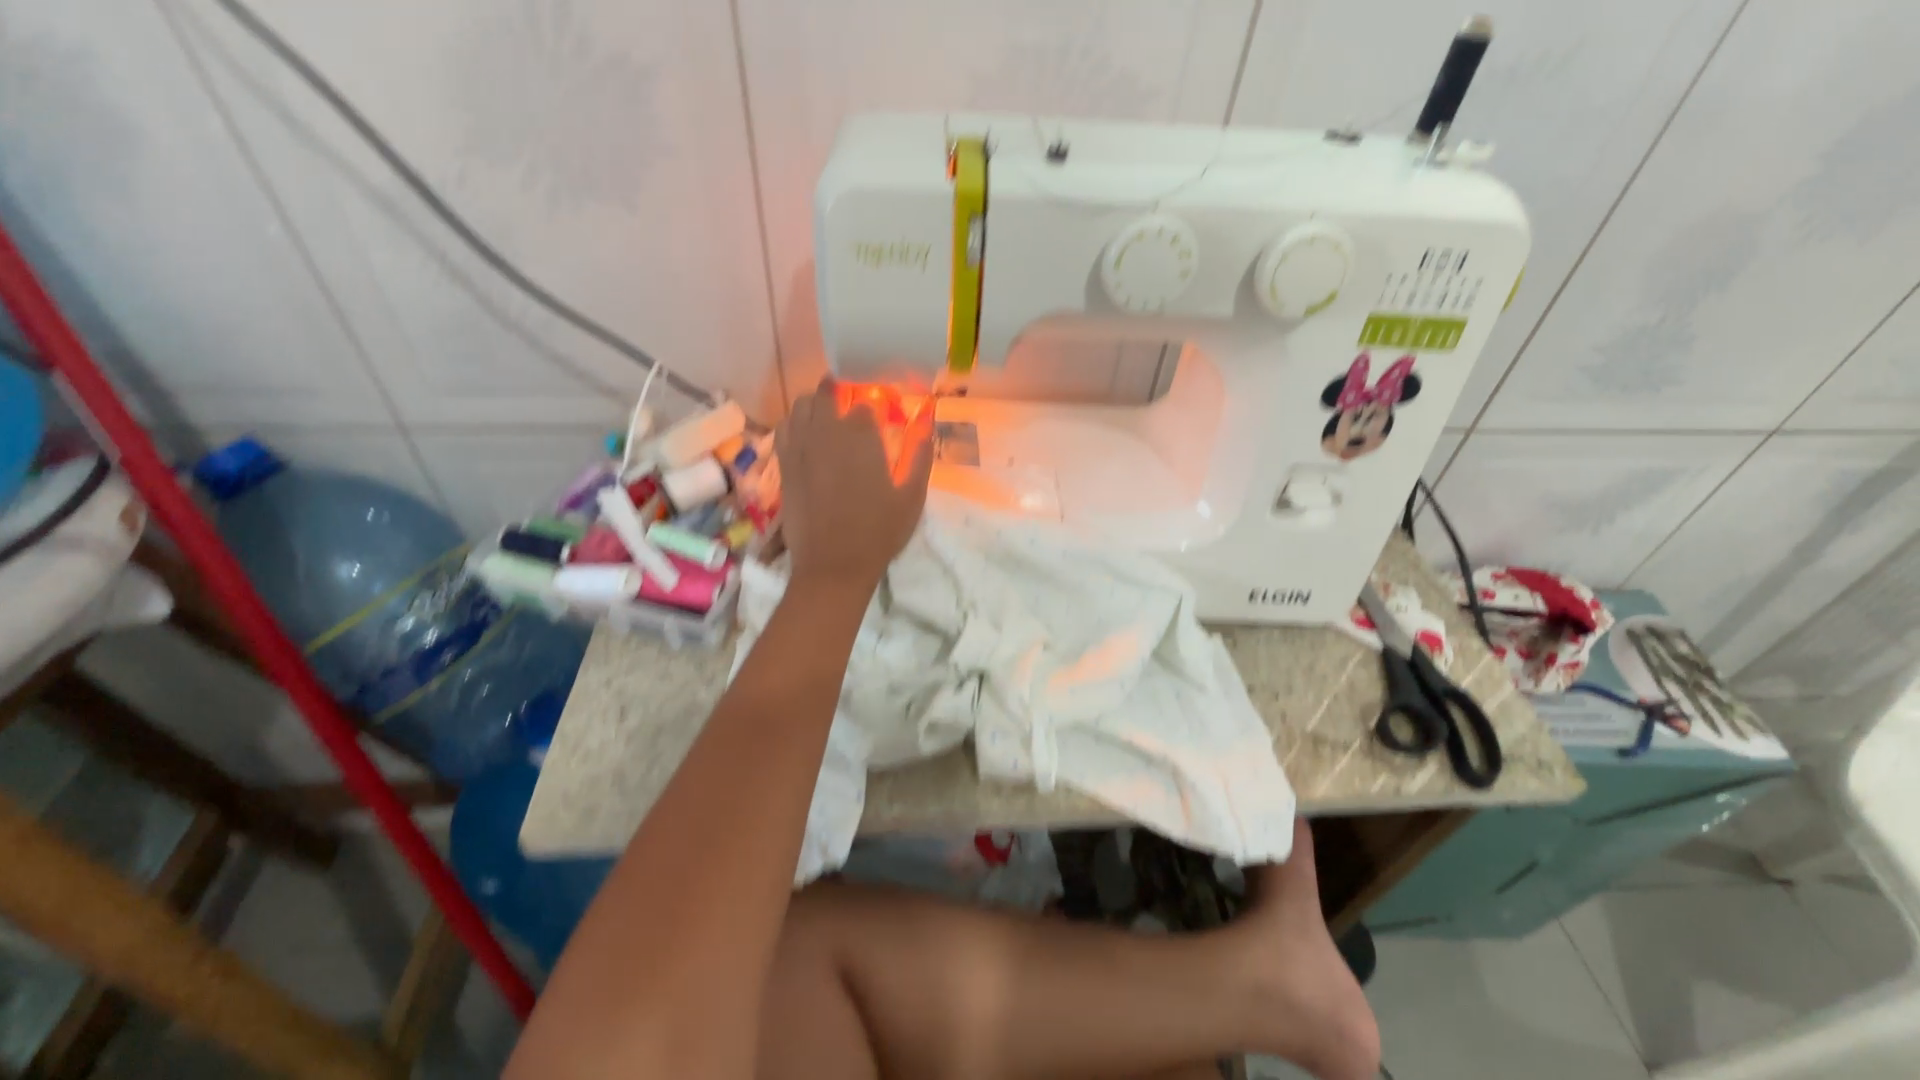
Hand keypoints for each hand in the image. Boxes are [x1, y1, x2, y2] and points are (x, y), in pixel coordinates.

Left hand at [775, 379, 933, 591]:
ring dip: (815, 404)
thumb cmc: (880, 532)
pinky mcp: (784, 464)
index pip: (866, 401)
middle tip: (851, 402)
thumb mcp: (913, 494)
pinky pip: (784, 428)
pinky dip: (795, 423)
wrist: (833, 565)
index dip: (875, 405)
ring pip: (801, 406)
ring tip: (828, 414)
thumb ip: (920, 453)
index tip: (883, 414)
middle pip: (827, 393)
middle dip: (840, 391)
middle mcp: (827, 431)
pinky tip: (805, 433)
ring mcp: (800, 446)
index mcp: (861, 434)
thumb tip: (927, 420)